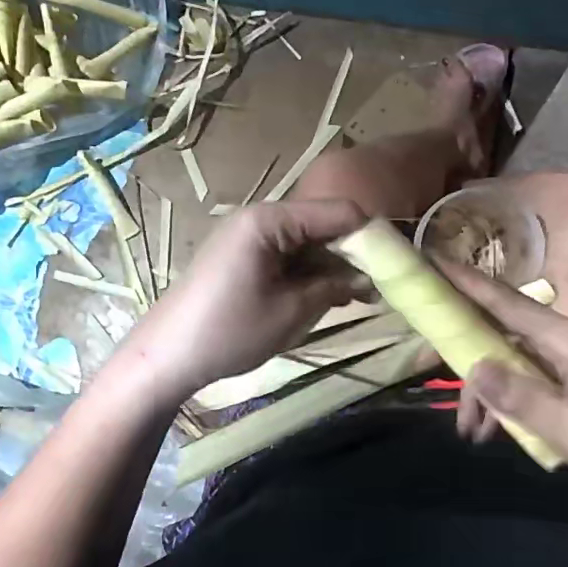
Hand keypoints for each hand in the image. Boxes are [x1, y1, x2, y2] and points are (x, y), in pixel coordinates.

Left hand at [109, 200, 367, 402]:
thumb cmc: (230, 331)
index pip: (337, 211)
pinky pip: (283, 255)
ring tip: (359, 299)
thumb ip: (333, 286)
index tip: (399, 265)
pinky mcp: (238, 257)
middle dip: (352, 253)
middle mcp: (257, 218)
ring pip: (304, 242)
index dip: (372, 235)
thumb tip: (365, 277)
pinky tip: (326, 296)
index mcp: (268, 220)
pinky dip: (306, 273)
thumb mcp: (291, 311)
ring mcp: (245, 237)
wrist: (167, 354)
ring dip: (330, 266)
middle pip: (320, 224)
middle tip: (380, 289)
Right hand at [440, 260, 567, 514]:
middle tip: (425, 368)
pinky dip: (499, 404)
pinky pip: (518, 383)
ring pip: (503, 363)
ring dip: (481, 393)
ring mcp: (565, 365)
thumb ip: (522, 399)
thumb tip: (473, 366)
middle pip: (496, 334)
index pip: (508, 304)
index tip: (432, 262)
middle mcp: (564, 345)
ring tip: (470, 432)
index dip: (467, 282)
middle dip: (460, 353)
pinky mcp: (565, 385)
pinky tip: (488, 432)